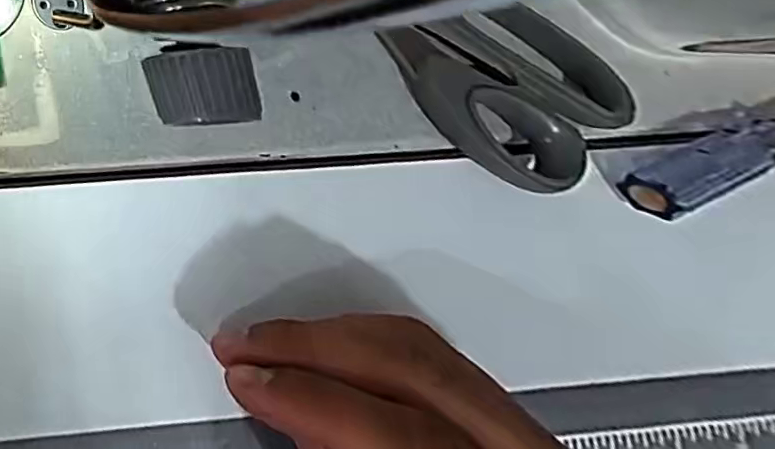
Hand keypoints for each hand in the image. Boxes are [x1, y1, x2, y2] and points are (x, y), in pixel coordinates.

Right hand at [212, 316, 559, 448]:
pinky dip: (370, 345)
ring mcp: (531, 445)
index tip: (247, 379)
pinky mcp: (517, 430)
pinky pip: (437, 359)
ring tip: (272, 343)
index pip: (402, 435)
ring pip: (425, 352)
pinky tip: (329, 350)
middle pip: (409, 369)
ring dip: (331, 337)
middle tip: (243, 349)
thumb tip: (278, 417)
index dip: (308, 395)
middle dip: (307, 347)